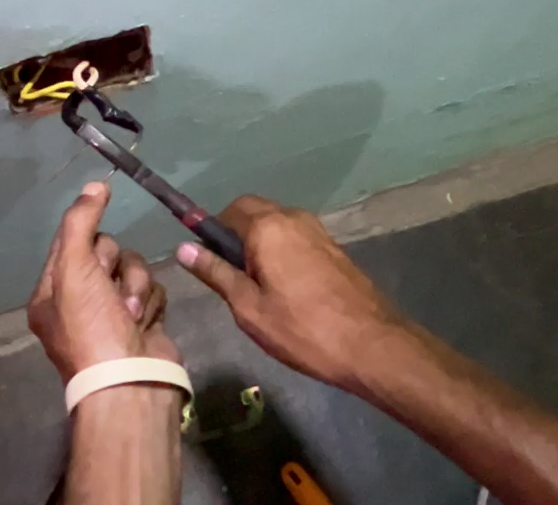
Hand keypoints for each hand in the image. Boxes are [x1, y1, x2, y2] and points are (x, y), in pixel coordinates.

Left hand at [28, 182, 180, 380]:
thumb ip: (81, 222)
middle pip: (105, 251)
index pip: (69, 240)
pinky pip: (151, 289)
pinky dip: (150, 301)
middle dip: (114, 264)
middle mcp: (79, 301)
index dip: (85, 225)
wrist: (132, 381)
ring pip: (131, 267)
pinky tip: (145, 321)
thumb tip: (95, 184)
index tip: (101, 196)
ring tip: (131, 312)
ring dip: (134, 285)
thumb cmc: (92, 325)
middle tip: (110, 287)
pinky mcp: (142, 320)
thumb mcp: (74, 268)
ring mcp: (112, 312)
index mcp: (52, 293)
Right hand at [177, 195, 401, 389]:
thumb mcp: (249, 308)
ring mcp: (315, 229)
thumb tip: (183, 248)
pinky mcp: (332, 245)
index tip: (210, 266)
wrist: (374, 345)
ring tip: (259, 286)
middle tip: (233, 277)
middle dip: (235, 234)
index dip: (211, 235)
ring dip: (258, 240)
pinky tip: (286, 286)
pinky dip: (281, 248)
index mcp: (266, 226)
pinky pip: (294, 234)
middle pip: (251, 210)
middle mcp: (291, 216)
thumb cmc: (304, 329)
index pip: (226, 213)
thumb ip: (215, 273)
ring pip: (274, 221)